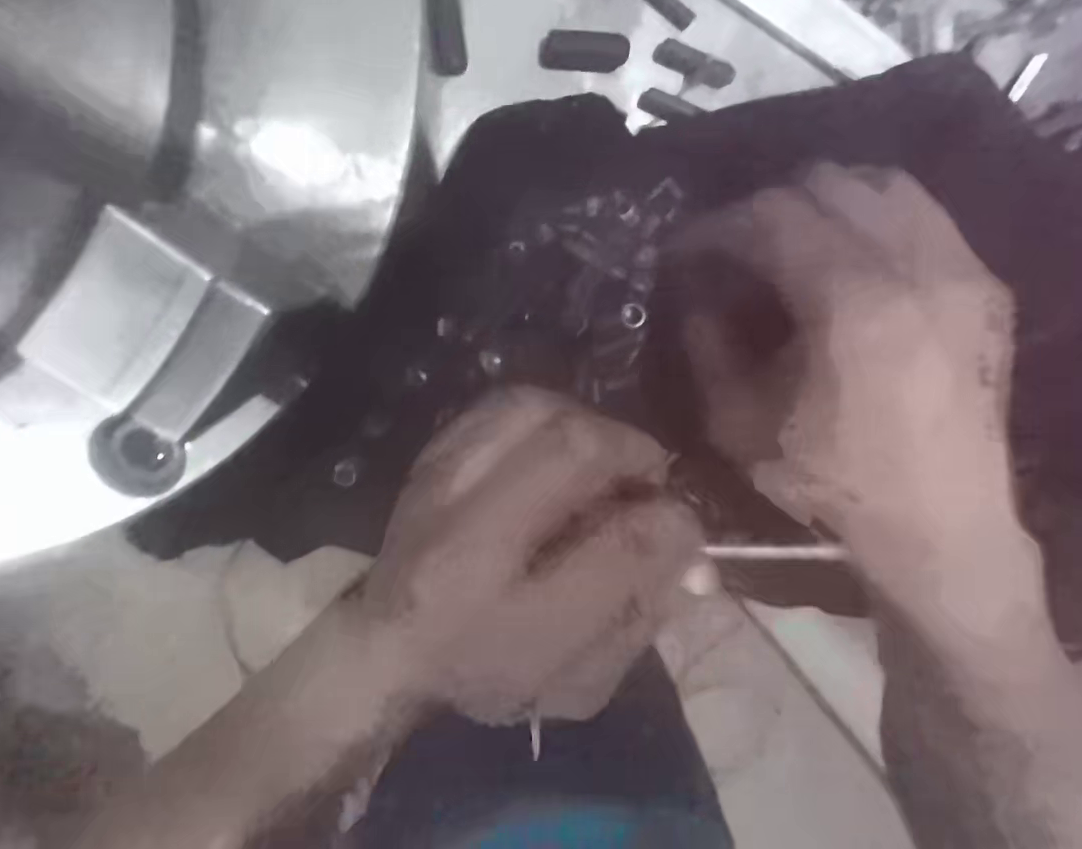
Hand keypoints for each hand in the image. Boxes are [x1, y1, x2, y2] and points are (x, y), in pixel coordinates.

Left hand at [358, 387, 702, 724]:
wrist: (389, 642)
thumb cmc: (487, 670)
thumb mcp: (575, 678)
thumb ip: (639, 611)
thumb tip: (693, 544)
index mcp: (508, 620)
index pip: (616, 549)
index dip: (670, 523)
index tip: (682, 521)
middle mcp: (464, 538)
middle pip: (570, 447)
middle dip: (630, 450)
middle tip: (644, 478)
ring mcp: (439, 482)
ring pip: (534, 409)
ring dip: (588, 425)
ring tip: (601, 460)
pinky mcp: (430, 453)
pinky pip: (503, 404)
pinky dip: (547, 414)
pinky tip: (556, 445)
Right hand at [675, 164, 1022, 579]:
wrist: (946, 530)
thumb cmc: (833, 481)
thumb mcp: (739, 420)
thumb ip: (707, 343)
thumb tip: (697, 293)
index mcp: (853, 301)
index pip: (770, 217)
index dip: (715, 226)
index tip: (684, 249)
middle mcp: (917, 266)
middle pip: (825, 182)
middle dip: (762, 208)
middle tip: (732, 250)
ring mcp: (962, 269)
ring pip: (881, 182)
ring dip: (820, 202)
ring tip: (787, 244)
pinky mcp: (984, 285)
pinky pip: (919, 214)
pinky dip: (868, 217)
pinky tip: (842, 258)